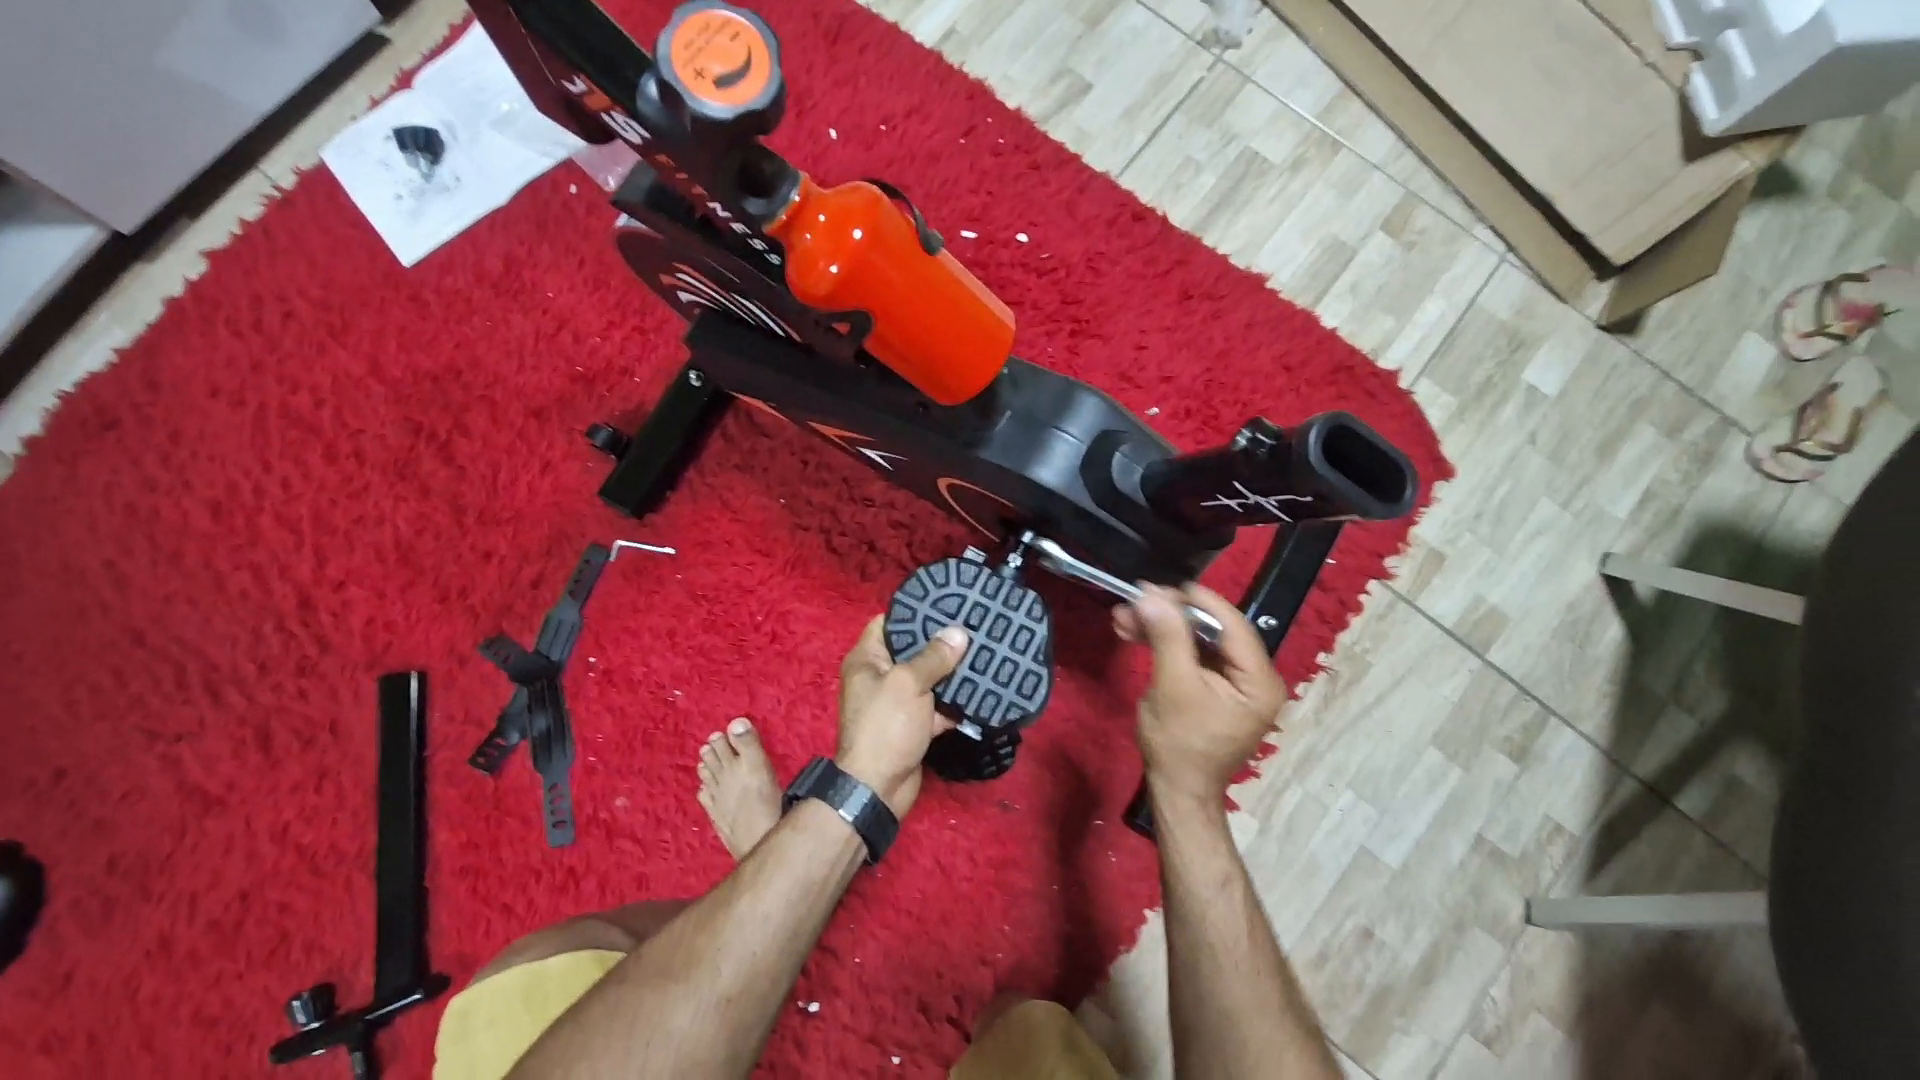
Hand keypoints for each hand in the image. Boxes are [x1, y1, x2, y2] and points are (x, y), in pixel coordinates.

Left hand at [834, 617, 968, 818]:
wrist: (878, 787)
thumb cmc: (886, 726)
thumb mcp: (909, 683)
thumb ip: (934, 657)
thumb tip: (958, 632)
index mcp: (867, 660)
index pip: (887, 623)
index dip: (912, 612)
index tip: (943, 604)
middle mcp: (878, 678)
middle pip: (911, 651)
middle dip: (940, 643)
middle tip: (972, 627)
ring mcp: (895, 704)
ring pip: (927, 680)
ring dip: (952, 673)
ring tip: (983, 652)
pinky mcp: (912, 726)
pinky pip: (936, 708)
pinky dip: (954, 704)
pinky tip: (982, 692)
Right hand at [1114, 584, 1285, 807]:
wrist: (1177, 793)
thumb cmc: (1180, 744)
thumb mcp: (1172, 686)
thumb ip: (1167, 637)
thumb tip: (1151, 595)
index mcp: (1259, 679)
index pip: (1231, 624)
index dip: (1194, 601)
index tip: (1156, 587)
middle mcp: (1256, 678)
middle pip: (1213, 630)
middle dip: (1170, 615)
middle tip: (1134, 601)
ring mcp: (1236, 685)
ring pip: (1199, 641)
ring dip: (1162, 628)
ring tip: (1123, 618)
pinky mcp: (1216, 691)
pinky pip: (1194, 658)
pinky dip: (1166, 646)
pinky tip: (1136, 634)